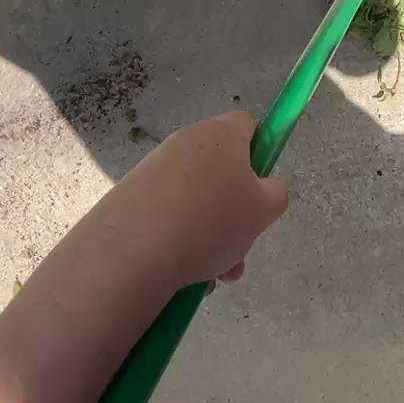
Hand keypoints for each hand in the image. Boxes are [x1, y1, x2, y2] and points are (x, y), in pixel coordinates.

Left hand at [107, 111, 288, 288]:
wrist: (131, 251)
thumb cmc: (211, 220)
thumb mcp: (264, 210)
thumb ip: (275, 195)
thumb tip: (263, 192)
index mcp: (221, 134)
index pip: (247, 126)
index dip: (258, 154)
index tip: (259, 189)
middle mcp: (186, 142)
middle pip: (220, 171)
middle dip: (233, 212)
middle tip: (239, 247)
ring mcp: (153, 170)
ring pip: (195, 201)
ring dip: (209, 235)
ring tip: (211, 275)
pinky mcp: (129, 198)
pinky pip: (166, 217)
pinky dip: (177, 242)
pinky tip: (181, 276)